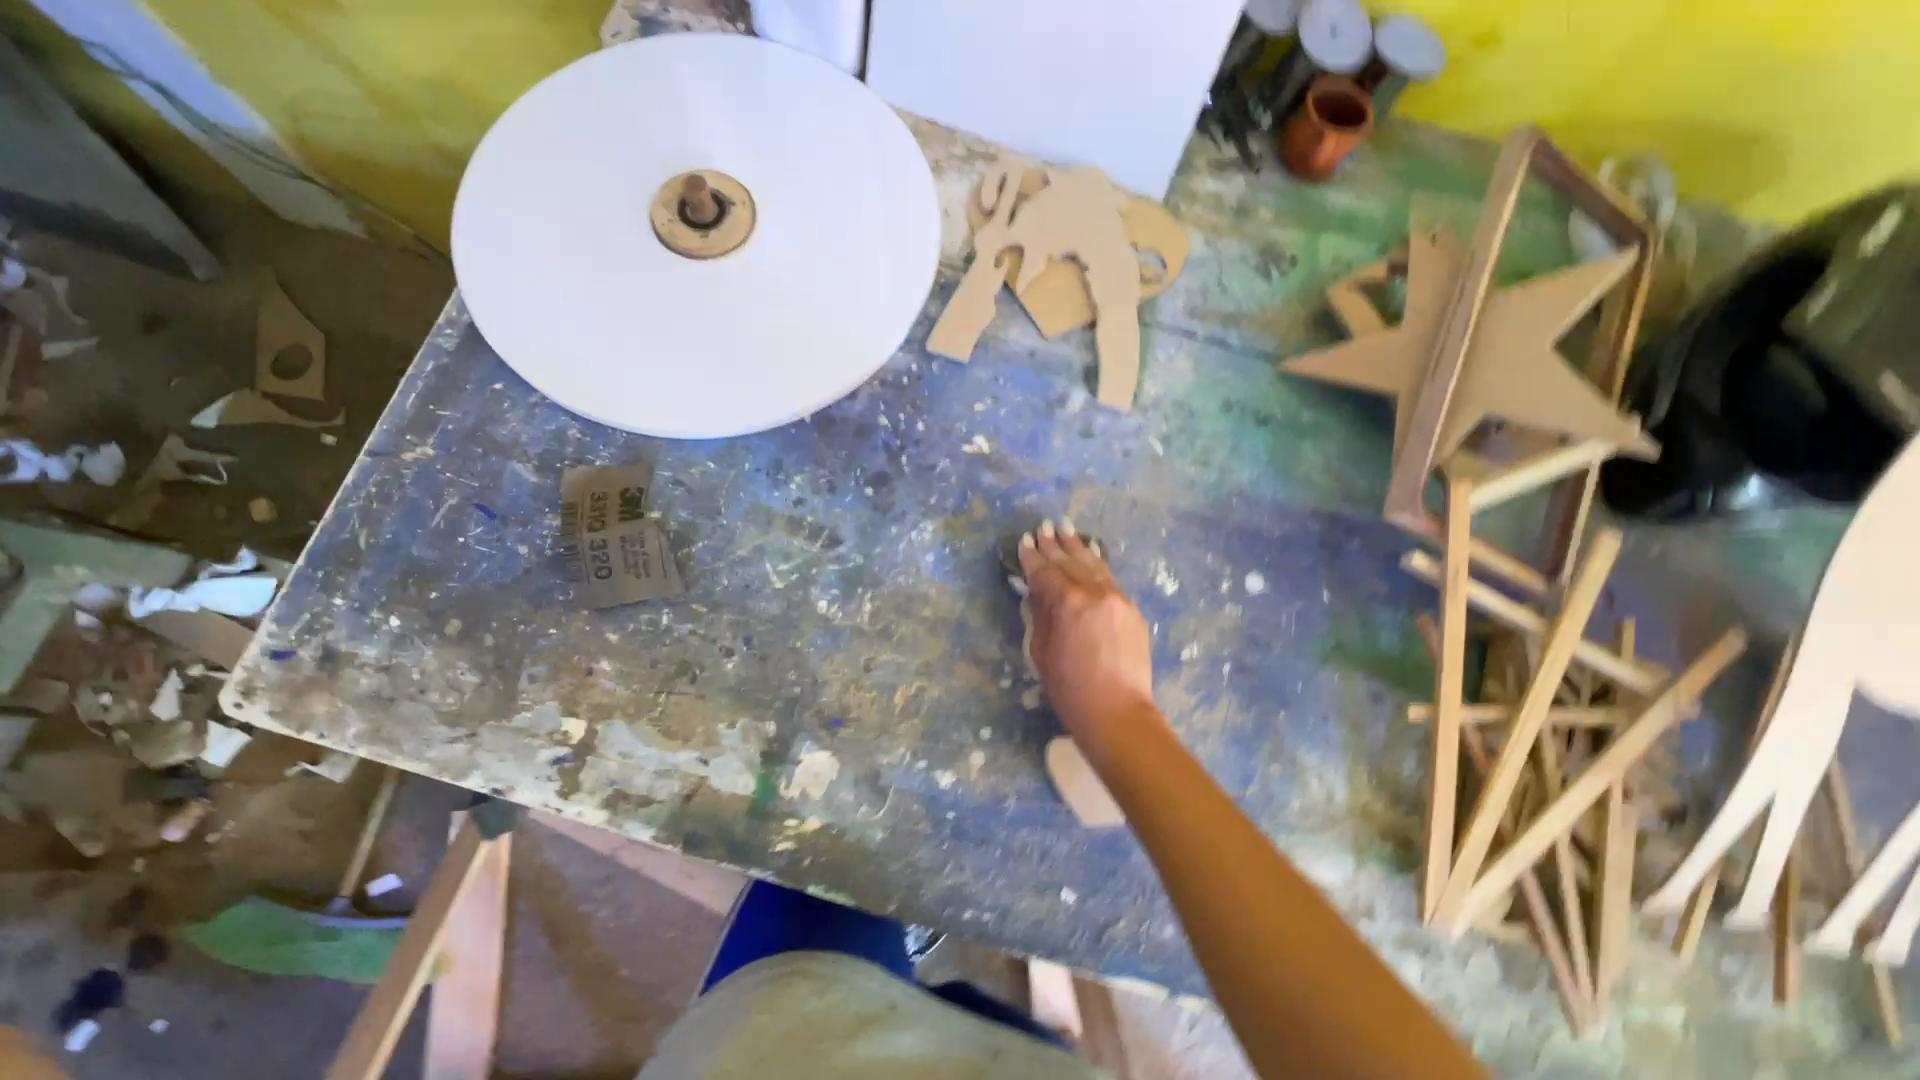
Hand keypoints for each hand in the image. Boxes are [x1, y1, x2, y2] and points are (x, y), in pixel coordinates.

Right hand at [1017, 519, 1154, 731]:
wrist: (1117, 711)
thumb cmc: (1069, 689)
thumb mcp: (1042, 651)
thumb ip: (1040, 614)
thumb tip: (1037, 592)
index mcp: (1067, 602)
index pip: (1045, 572)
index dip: (1032, 557)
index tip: (1024, 542)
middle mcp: (1094, 592)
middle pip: (1070, 562)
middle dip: (1054, 545)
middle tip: (1043, 526)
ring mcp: (1117, 598)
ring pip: (1094, 565)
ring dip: (1078, 546)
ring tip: (1066, 528)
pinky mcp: (1131, 609)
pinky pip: (1111, 578)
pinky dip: (1099, 563)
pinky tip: (1092, 552)